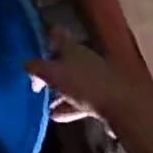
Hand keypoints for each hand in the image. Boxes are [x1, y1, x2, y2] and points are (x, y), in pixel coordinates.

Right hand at [26, 31, 152, 121]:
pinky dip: (72, 106)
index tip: (35, 50)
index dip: (45, 39)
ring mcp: (99, 78)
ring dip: (60, 94)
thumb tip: (26, 65)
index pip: (57, 35)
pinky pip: (85, 99)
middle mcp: (86, 59)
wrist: (126, 109)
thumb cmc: (85, 85)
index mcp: (72, 49)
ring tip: (47, 108)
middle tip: (38, 85)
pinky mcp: (107, 97)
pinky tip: (60, 117)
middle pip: (64, 61)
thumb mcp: (53, 74)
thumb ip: (36, 68)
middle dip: (51, 73)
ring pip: (74, 82)